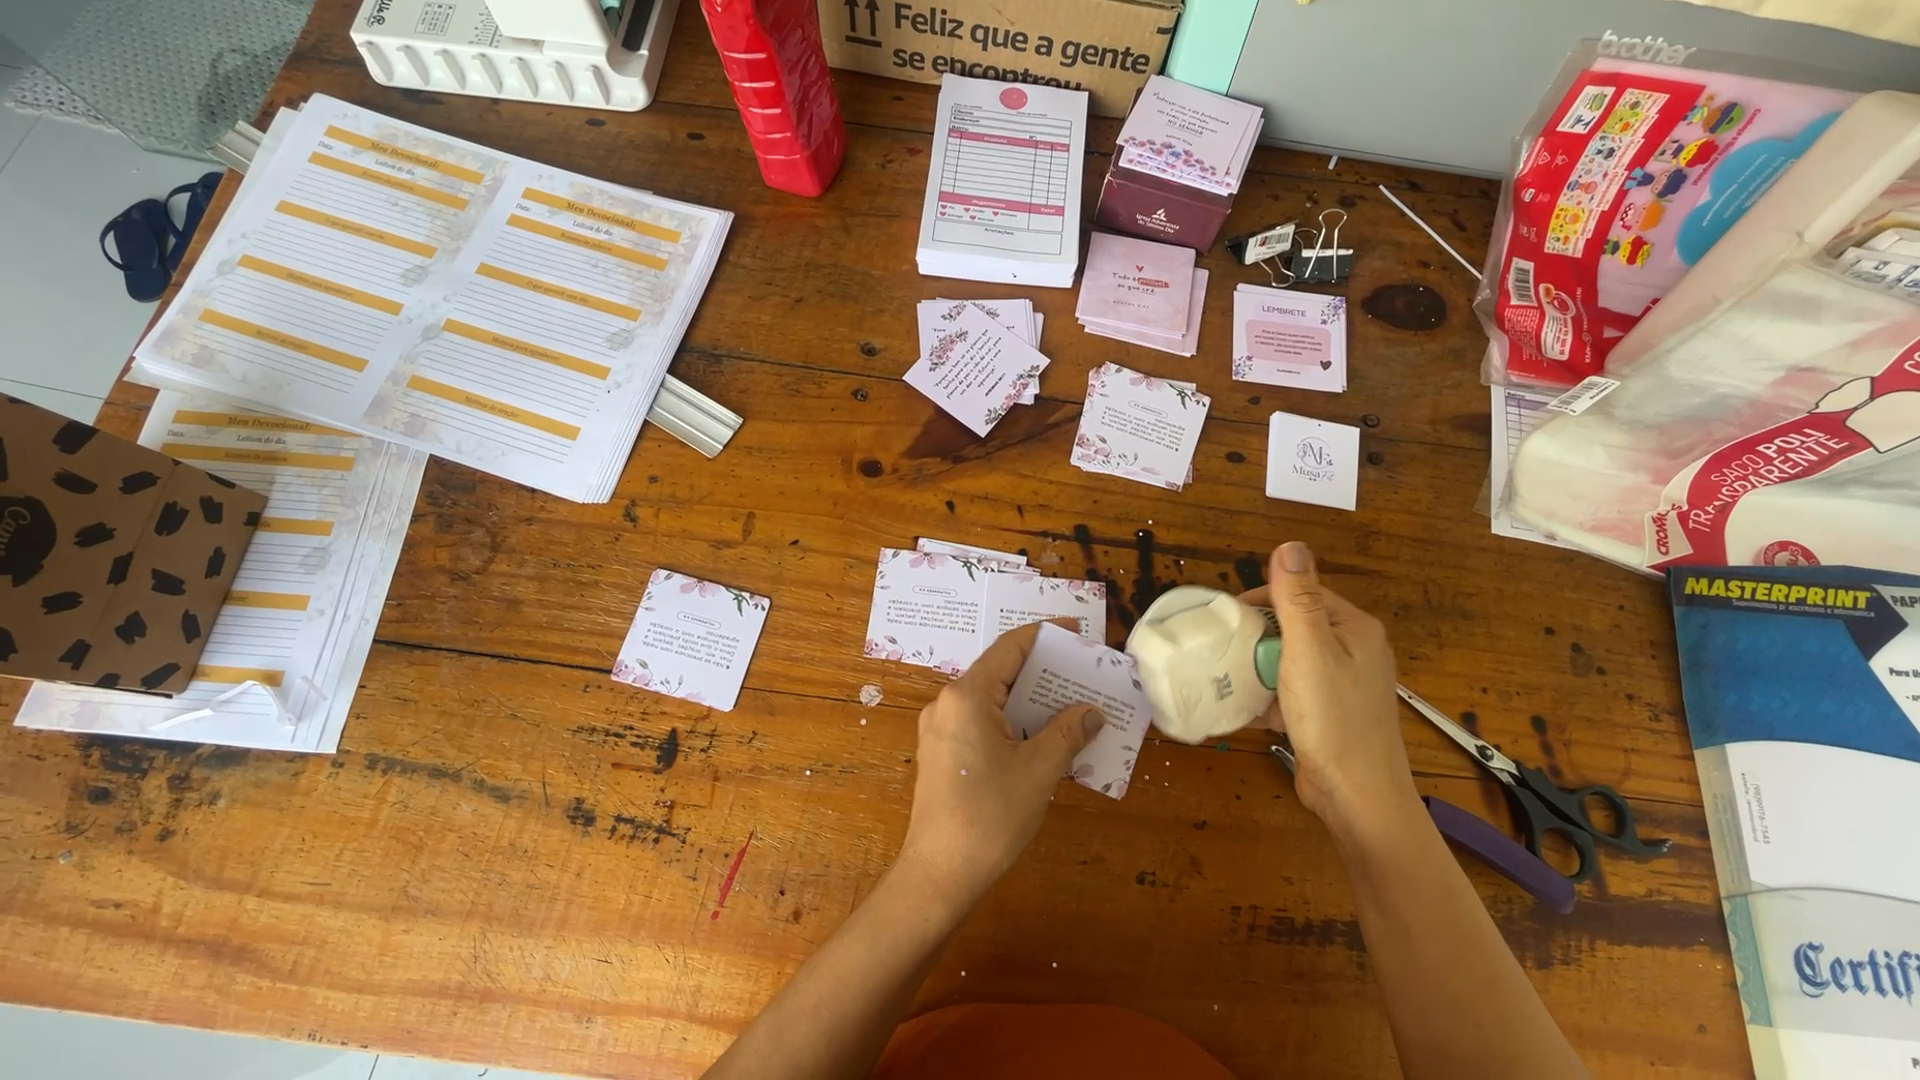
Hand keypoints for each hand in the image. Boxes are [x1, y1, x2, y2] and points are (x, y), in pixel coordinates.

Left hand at [897, 619, 1104, 902]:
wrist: (940, 872)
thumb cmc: (990, 816)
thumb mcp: (1039, 770)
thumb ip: (1067, 732)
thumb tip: (1092, 711)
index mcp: (967, 696)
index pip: (1010, 647)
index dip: (1046, 635)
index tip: (1077, 631)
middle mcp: (947, 703)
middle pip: (1000, 671)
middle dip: (1043, 671)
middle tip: (1083, 673)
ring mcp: (940, 728)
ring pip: (992, 699)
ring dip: (1030, 700)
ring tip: (1071, 704)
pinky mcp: (941, 752)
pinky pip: (982, 722)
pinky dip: (1013, 722)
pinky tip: (1043, 737)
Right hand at [1240, 542, 1419, 834]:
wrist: (1357, 796)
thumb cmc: (1333, 719)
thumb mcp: (1308, 651)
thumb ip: (1297, 599)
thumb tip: (1290, 545)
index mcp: (1355, 630)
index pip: (1302, 595)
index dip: (1263, 601)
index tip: (1227, 619)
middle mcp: (1354, 652)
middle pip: (1294, 628)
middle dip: (1257, 639)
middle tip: (1223, 652)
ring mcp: (1344, 686)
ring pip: (1290, 662)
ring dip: (1259, 670)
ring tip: (1228, 680)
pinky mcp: (1331, 715)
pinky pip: (1293, 693)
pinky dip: (1270, 698)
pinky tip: (1247, 709)